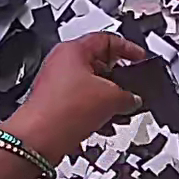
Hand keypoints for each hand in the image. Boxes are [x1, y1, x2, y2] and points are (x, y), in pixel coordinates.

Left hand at [1, 33, 147, 162]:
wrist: (39, 139)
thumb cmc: (62, 110)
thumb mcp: (111, 98)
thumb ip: (129, 95)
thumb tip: (133, 99)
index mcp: (72, 50)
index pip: (106, 39)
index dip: (128, 48)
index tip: (139, 58)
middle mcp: (61, 64)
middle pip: (98, 65)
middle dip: (118, 80)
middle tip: (132, 89)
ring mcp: (56, 85)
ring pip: (90, 87)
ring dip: (108, 99)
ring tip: (121, 111)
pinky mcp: (54, 105)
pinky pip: (81, 104)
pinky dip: (95, 112)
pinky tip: (106, 125)